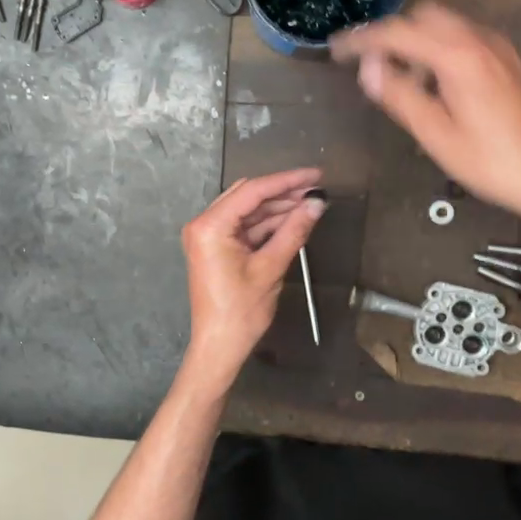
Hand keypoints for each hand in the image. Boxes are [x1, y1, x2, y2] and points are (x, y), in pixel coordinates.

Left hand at [181, 169, 326, 379]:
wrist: (220, 344)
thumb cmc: (241, 310)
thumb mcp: (271, 267)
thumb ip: (294, 231)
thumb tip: (317, 203)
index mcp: (210, 226)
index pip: (252, 191)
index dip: (286, 181)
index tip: (315, 175)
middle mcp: (203, 224)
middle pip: (247, 197)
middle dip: (282, 193)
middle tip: (316, 189)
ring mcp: (207, 236)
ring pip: (247, 211)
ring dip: (276, 208)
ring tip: (310, 204)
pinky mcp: (214, 247)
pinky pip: (243, 227)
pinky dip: (266, 224)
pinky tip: (292, 220)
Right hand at [330, 3, 520, 225]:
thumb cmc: (492, 162)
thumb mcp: (435, 134)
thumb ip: (399, 94)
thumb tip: (368, 68)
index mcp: (458, 56)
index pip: (398, 32)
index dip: (362, 39)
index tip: (336, 48)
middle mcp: (479, 41)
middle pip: (424, 16)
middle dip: (392, 33)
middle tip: (367, 62)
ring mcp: (499, 50)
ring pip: (445, 25)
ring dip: (416, 41)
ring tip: (398, 79)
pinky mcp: (508, 63)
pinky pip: (464, 40)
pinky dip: (438, 49)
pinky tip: (433, 85)